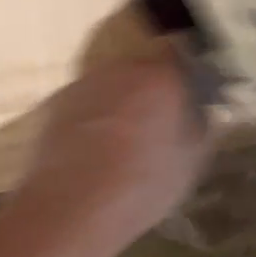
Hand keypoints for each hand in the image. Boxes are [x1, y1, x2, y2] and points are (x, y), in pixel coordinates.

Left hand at [3, 43, 209, 248]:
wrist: (72, 204)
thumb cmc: (142, 183)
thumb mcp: (191, 161)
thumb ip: (199, 125)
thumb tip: (199, 110)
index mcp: (161, 76)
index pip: (177, 52)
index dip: (182, 72)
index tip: (186, 94)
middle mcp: (121, 69)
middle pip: (140, 70)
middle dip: (148, 91)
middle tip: (154, 125)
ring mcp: (85, 84)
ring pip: (110, 87)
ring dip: (118, 106)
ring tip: (120, 144)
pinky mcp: (55, 104)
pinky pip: (85, 106)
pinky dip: (91, 121)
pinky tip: (91, 152)